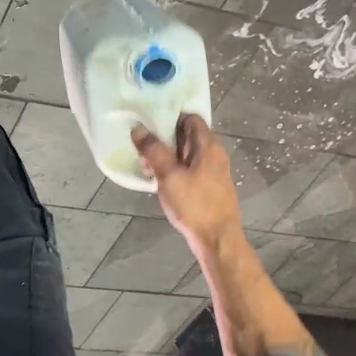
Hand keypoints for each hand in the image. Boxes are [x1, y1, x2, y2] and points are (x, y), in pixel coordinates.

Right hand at [133, 114, 241, 253]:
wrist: (217, 238)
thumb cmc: (194, 204)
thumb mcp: (169, 175)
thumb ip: (153, 150)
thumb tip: (138, 128)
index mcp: (208, 146)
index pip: (191, 118)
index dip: (171, 117)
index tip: (150, 121)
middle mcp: (214, 154)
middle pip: (188, 136)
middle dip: (165, 139)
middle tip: (143, 146)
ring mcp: (214, 171)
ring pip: (188, 154)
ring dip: (168, 156)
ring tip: (147, 165)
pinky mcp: (210, 186)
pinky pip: (190, 169)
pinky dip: (175, 169)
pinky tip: (160, 181)